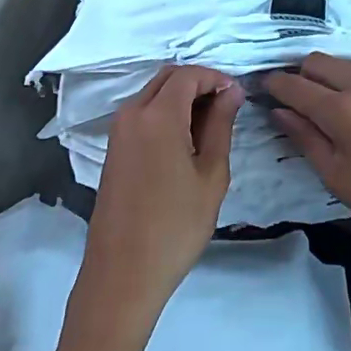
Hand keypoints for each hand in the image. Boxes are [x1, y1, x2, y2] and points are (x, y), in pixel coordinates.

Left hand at [81, 65, 242, 313]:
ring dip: (181, 98)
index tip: (237, 96)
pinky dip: (165, 113)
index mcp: (157, 117)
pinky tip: (185, 141)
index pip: (188, 75)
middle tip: (226, 107)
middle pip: (167, 78)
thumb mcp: (211, 174)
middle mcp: (131, 115)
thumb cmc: (176, 226)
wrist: (123, 274)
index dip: (215, 78)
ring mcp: (117, 132)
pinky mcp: (113, 149)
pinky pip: (142, 114)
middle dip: (198, 82)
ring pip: (153, 94)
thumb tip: (231, 91)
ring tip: (210, 126)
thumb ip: (221, 125)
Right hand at [263, 54, 350, 267]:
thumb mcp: (337, 177)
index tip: (269, 89)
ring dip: (343, 81)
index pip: (295, 84)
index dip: (276, 85)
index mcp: (343, 109)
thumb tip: (279, 110)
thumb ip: (305, 137)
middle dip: (306, 77)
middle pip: (321, 61)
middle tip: (309, 103)